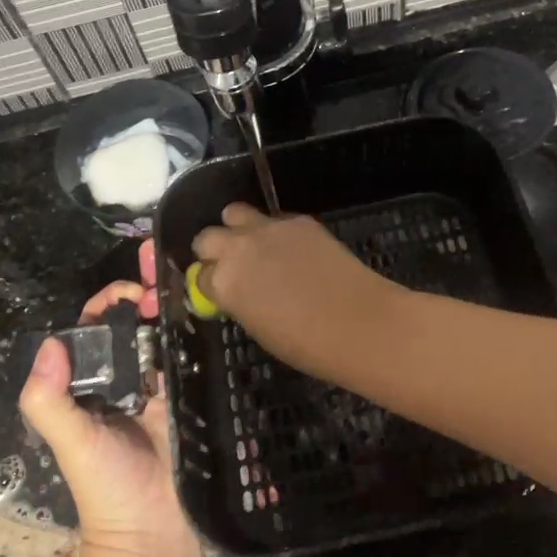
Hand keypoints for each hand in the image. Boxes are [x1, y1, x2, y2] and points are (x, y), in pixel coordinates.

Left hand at [18, 241, 200, 556]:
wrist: (152, 531)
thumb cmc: (104, 485)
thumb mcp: (70, 442)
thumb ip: (49, 399)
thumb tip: (50, 342)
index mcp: (84, 385)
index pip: (91, 330)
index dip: (105, 304)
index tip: (128, 290)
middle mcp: (117, 380)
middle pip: (126, 325)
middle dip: (139, 296)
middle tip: (157, 286)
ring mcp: (152, 387)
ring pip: (155, 335)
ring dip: (164, 309)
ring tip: (177, 291)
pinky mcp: (181, 396)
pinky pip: (182, 357)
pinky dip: (186, 333)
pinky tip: (196, 314)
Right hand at [190, 203, 402, 374]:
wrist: (356, 320)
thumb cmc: (305, 343)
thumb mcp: (258, 328)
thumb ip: (239, 301)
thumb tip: (238, 291)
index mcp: (224, 282)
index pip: (199, 276)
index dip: (208, 284)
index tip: (218, 291)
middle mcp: (239, 248)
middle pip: (207, 237)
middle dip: (213, 250)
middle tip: (230, 266)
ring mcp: (269, 228)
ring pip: (235, 213)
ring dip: (238, 228)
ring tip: (254, 247)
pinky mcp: (298, 220)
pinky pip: (274, 218)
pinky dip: (275, 230)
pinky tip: (292, 250)